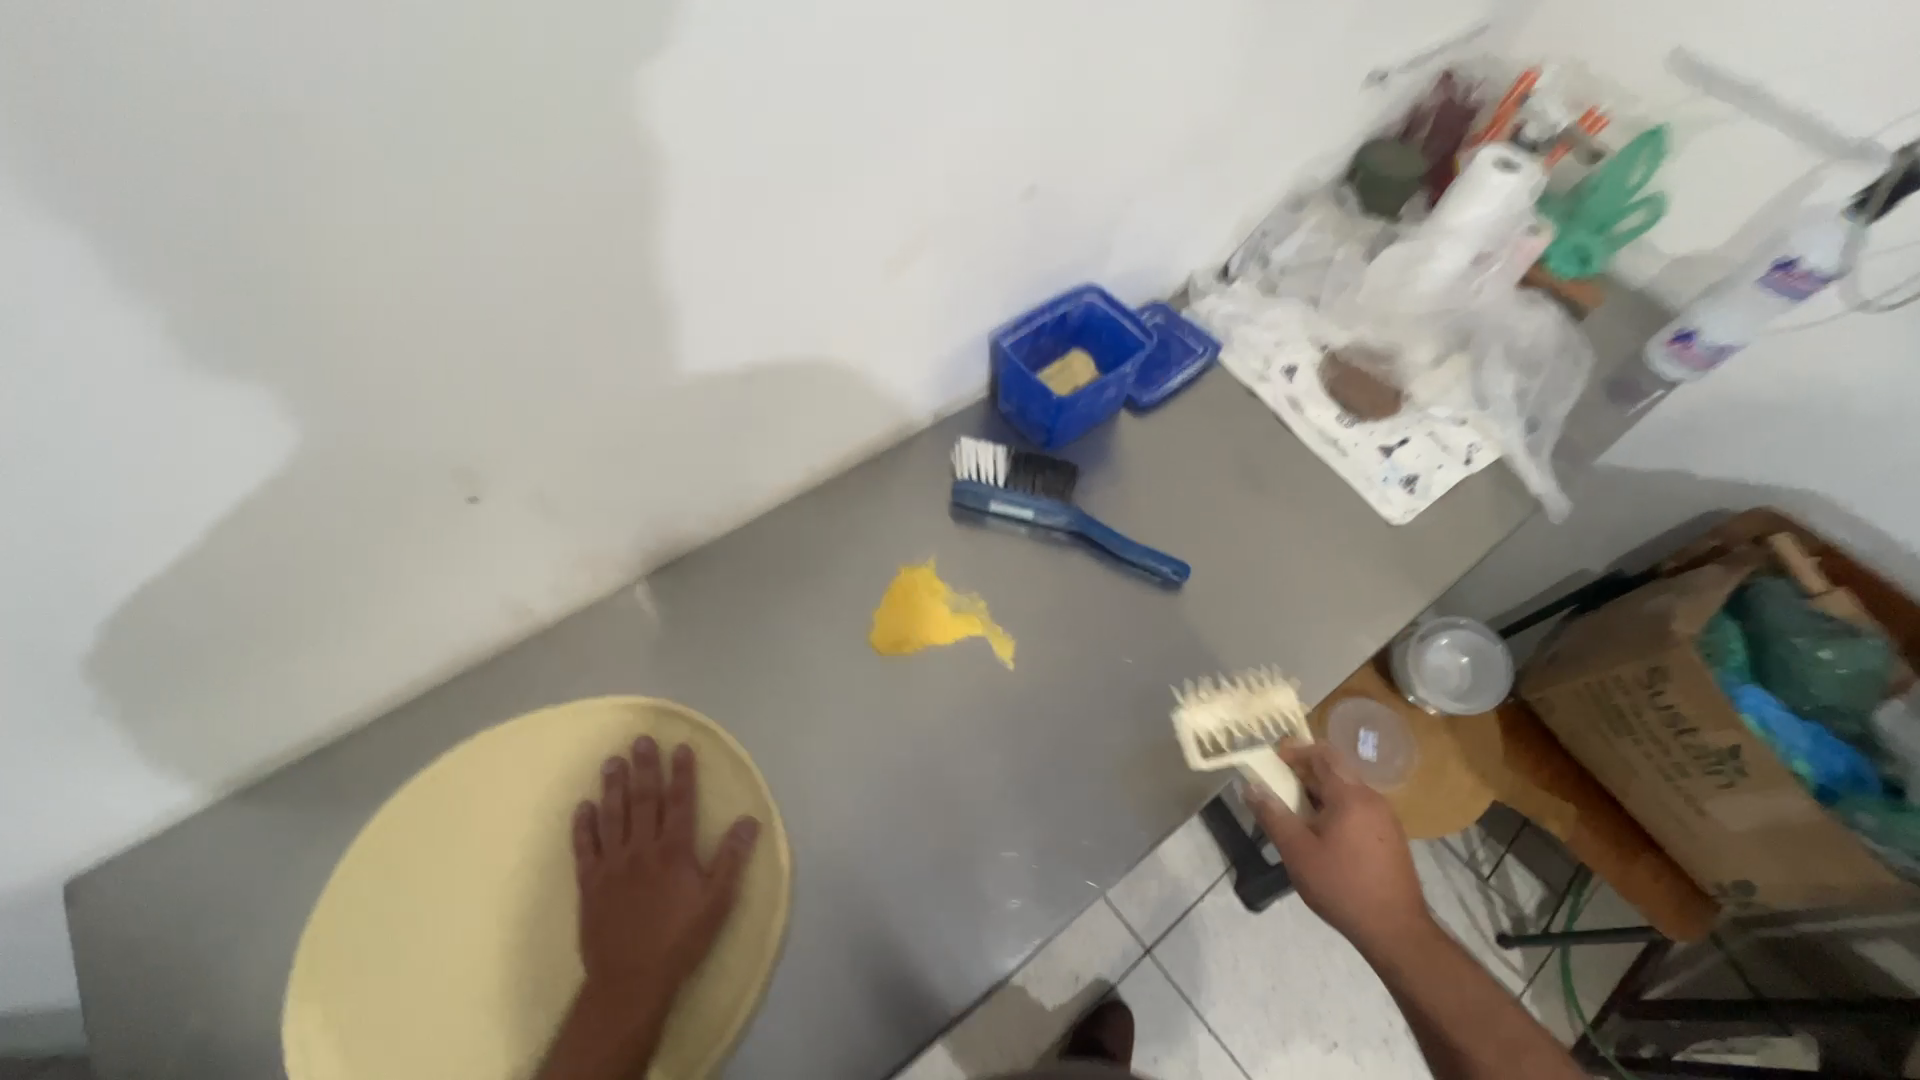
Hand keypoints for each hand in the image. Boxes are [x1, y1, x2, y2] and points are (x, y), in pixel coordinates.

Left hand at [571, 737, 761, 1001]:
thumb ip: (732, 858)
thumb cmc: (681, 940)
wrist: (630, 979)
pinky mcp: (590, 884)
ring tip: (612, 761)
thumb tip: (749, 820)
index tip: (681, 747)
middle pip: (643, 800)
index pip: (680, 802)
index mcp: (674, 851)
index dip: (682, 773)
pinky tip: (583, 806)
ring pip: (612, 816)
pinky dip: (583, 825)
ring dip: (612, 786)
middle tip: (640, 740)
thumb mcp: (718, 902)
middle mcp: (642, 849)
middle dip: (644, 768)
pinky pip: (584, 847)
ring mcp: (612, 865)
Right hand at [1242, 740, 1432, 956]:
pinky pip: (1358, 808)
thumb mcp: (1297, 851)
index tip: (1271, 761)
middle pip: (1335, 770)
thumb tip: (1250, 786)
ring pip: (1347, 790)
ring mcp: (1386, 818)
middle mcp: (1372, 799)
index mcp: (1351, 796)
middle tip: (1276, 786)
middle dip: (1304, 772)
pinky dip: (1335, 808)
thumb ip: (1272, 815)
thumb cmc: (1342, 886)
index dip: (1295, 751)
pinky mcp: (1391, 837)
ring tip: (1294, 811)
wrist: (1396, 930)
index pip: (1322, 753)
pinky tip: (1321, 833)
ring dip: (1319, 792)